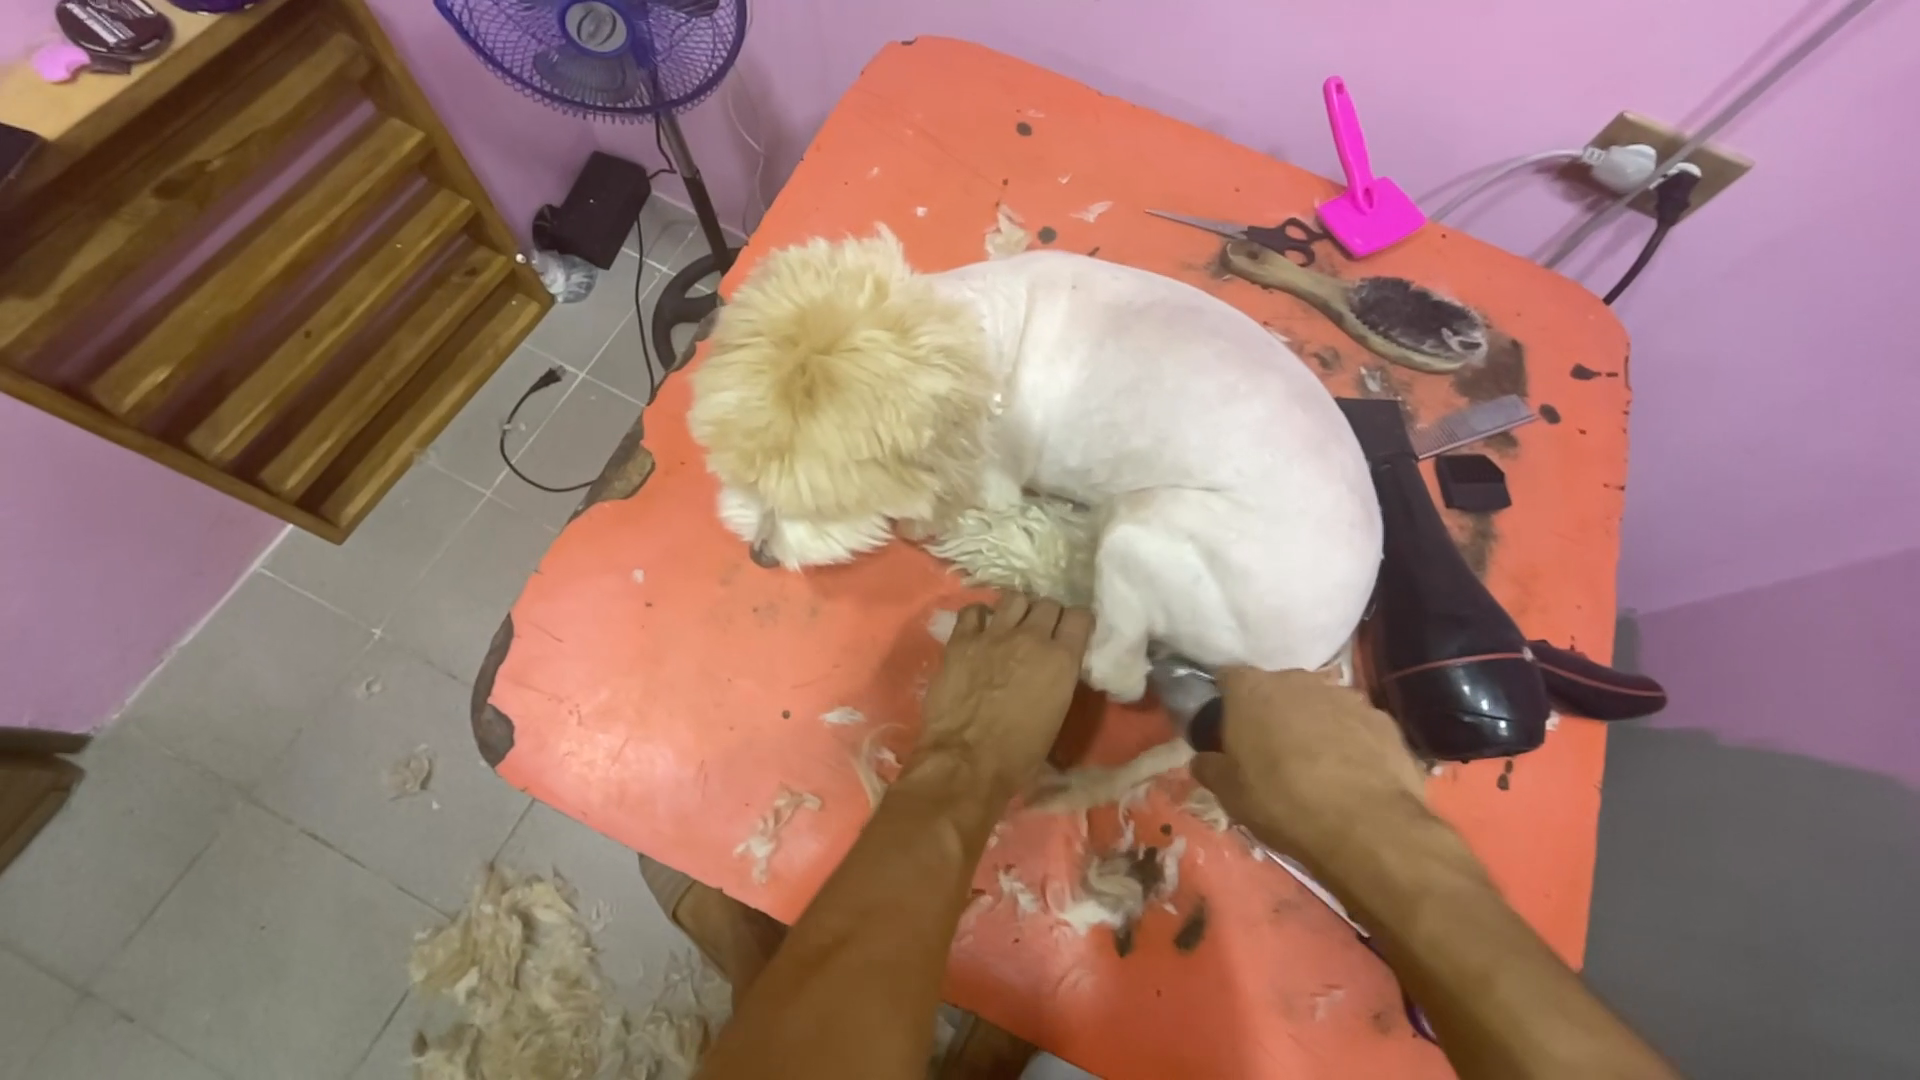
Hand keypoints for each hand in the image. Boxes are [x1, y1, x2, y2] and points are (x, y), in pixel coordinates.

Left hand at [912, 593, 1093, 800]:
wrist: (967, 762)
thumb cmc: (1019, 756)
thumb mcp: (1056, 716)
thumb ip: (1059, 682)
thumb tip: (1053, 674)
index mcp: (1061, 660)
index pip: (1080, 617)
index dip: (1076, 623)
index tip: (1071, 633)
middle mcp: (1031, 638)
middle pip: (1048, 604)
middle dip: (1047, 616)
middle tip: (1040, 634)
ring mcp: (994, 635)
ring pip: (1014, 599)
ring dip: (1017, 611)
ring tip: (1011, 627)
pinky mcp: (961, 640)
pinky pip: (973, 611)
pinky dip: (979, 617)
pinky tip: (979, 631)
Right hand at [1190, 668, 1427, 869]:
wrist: (1366, 827)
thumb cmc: (1282, 801)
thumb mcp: (1229, 793)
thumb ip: (1210, 767)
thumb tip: (1204, 759)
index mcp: (1251, 690)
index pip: (1228, 678)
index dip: (1225, 701)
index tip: (1225, 727)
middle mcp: (1297, 681)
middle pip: (1276, 687)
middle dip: (1271, 710)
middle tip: (1268, 748)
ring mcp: (1345, 696)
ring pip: (1319, 703)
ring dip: (1312, 723)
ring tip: (1313, 763)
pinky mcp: (1383, 720)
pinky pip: (1355, 724)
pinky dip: (1349, 740)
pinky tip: (1350, 772)